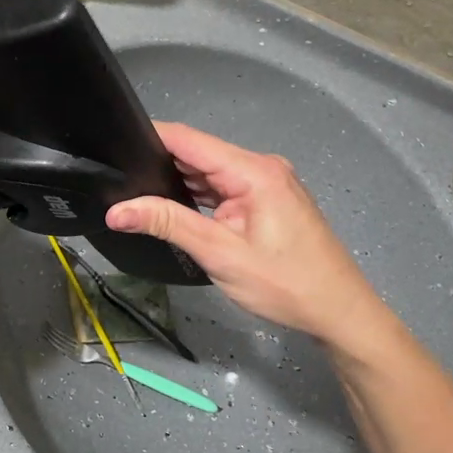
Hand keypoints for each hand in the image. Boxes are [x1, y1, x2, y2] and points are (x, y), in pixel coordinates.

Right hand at [105, 121, 384, 343]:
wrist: (342, 315)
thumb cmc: (285, 284)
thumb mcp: (219, 253)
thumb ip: (165, 223)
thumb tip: (114, 211)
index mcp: (253, 171)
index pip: (187, 138)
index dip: (147, 137)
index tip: (110, 147)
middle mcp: (261, 167)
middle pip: (195, 152)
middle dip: (156, 163)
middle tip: (116, 181)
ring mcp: (266, 182)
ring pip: (206, 171)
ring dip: (175, 182)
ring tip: (134, 195)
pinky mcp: (266, 199)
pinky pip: (221, 186)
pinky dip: (196, 195)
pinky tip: (172, 209)